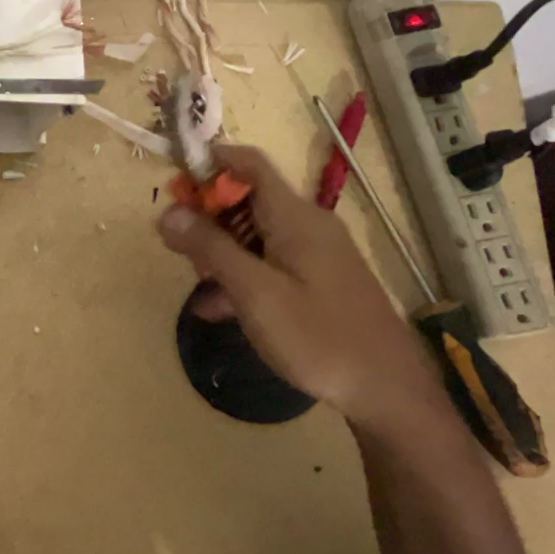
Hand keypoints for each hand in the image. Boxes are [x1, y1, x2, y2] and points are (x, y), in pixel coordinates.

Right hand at [156, 145, 446, 429]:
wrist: (386, 388)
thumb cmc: (318, 336)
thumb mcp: (254, 293)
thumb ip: (211, 249)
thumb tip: (167, 212)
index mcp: (294, 218)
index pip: (248, 165)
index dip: (208, 165)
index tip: (171, 188)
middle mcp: (306, 225)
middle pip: (246, 199)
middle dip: (206, 216)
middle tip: (177, 249)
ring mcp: (313, 253)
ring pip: (253, 233)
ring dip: (218, 250)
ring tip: (195, 285)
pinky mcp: (316, 280)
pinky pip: (267, 261)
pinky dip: (239, 274)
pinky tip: (216, 308)